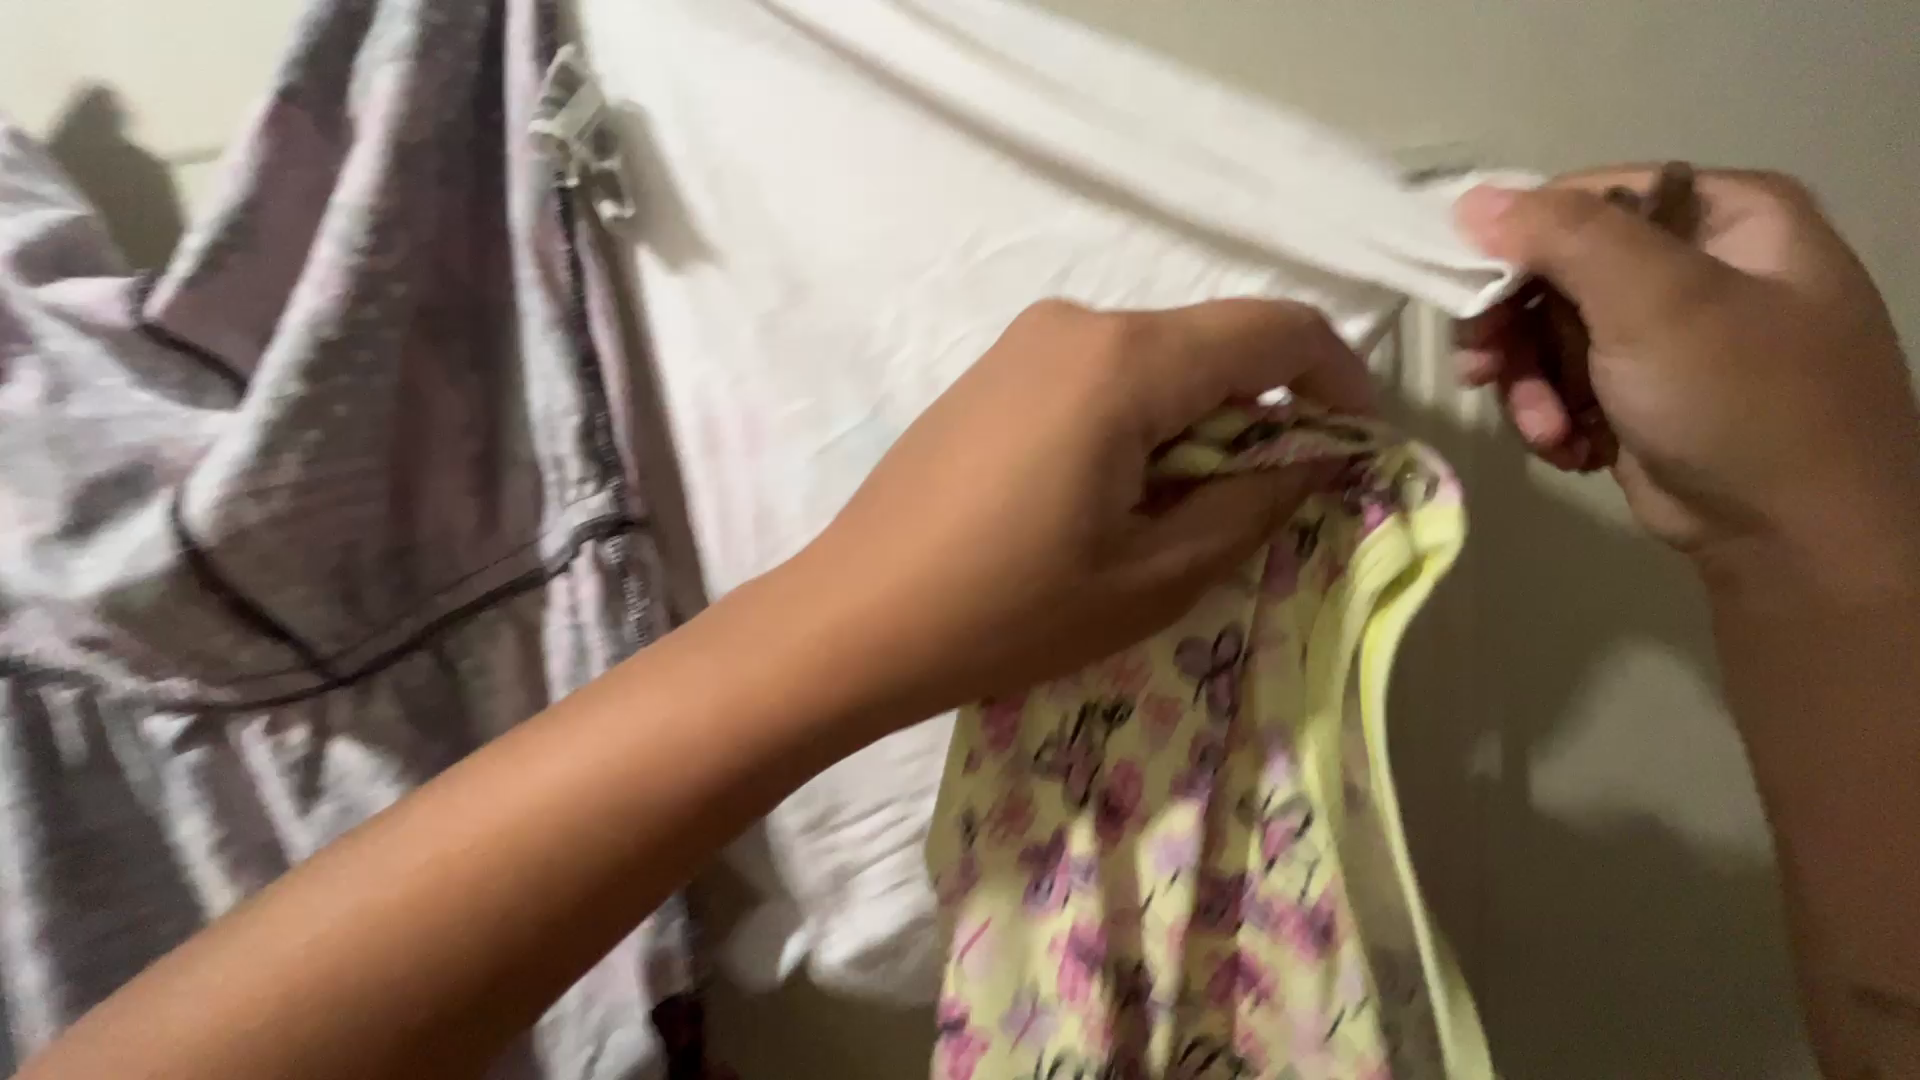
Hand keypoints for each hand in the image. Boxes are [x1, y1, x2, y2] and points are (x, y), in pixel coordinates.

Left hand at [785, 298, 1371, 725]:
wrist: (854, 620)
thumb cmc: (1007, 610)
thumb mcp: (1152, 574)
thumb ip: (1250, 501)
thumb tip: (1318, 457)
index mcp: (1123, 360)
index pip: (1275, 331)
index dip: (1338, 381)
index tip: (1355, 447)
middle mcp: (1072, 324)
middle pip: (1210, 344)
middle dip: (1258, 415)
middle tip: (1262, 505)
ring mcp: (1020, 346)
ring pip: (1152, 365)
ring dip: (1193, 426)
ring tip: (1177, 516)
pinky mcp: (989, 378)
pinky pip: (1095, 381)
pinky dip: (1134, 426)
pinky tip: (1109, 499)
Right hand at [1455, 168, 1919, 599]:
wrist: (1788, 530)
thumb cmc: (1740, 401)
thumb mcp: (1656, 304)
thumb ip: (1565, 239)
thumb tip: (1470, 199)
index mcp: (1721, 216)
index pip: (1582, 200)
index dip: (1515, 244)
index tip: (1469, 297)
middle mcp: (1690, 264)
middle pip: (1552, 274)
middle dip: (1514, 334)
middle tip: (1483, 372)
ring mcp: (1660, 332)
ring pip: (1543, 337)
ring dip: (1527, 387)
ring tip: (1544, 429)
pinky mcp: (1633, 388)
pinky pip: (1557, 383)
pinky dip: (1548, 416)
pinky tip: (1566, 444)